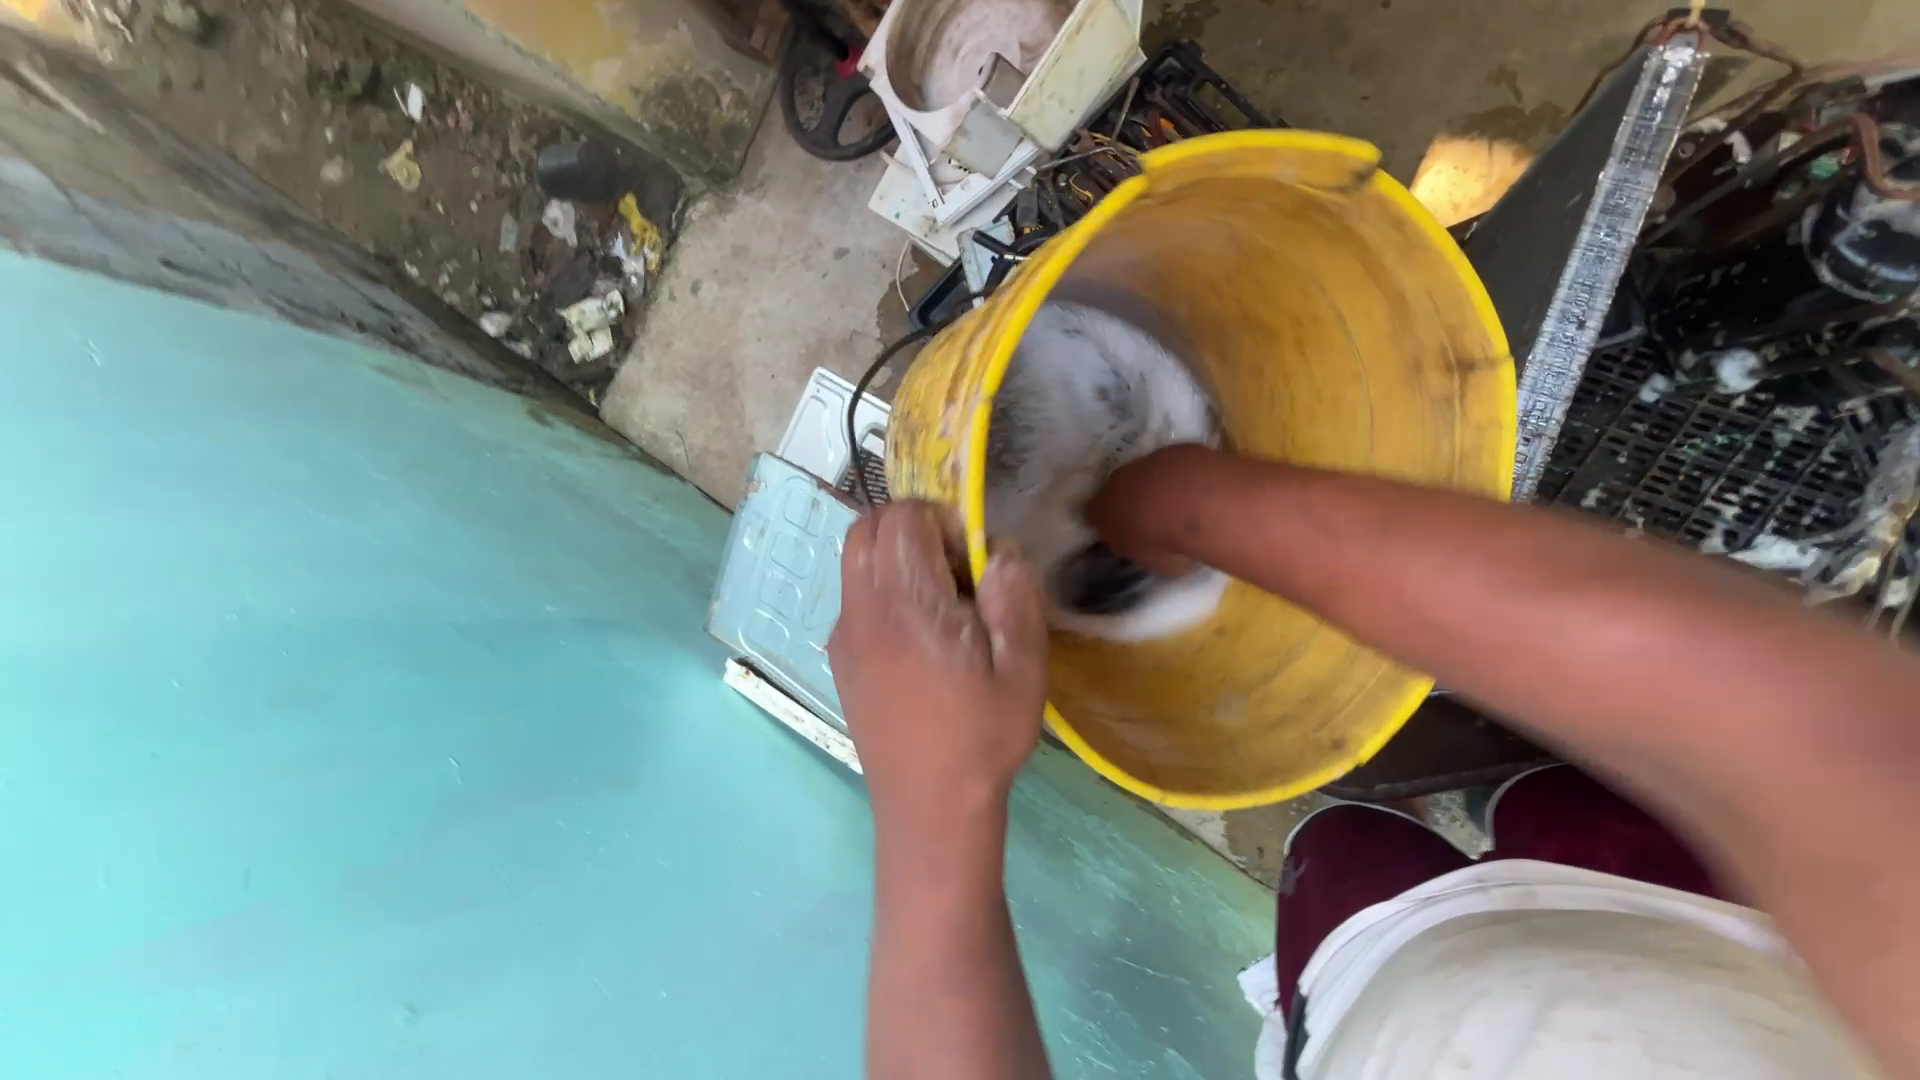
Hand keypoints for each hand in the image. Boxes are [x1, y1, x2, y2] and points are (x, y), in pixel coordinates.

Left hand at [829, 501, 1048, 839]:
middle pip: (866, 528)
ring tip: (936, 600)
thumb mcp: (1023, 670)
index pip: (901, 518)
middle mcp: (863, 610)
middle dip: (909, 527)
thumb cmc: (983, 738)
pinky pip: (853, 597)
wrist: (930, 807)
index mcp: (907, 606)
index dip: (940, 520)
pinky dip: (880, 589)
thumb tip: (999, 552)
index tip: (971, 558)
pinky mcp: (839, 658)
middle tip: (953, 568)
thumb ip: (1014, 598)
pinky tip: (915, 636)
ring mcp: (843, 635)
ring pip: (853, 559)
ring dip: (892, 556)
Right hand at [1086, 443, 1219, 575]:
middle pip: (1117, 488)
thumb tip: (1133, 542)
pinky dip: (1179, 474)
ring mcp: (1146, 461)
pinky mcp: (1175, 450)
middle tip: (1148, 516)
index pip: (1094, 513)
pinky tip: (1196, 487)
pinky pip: (1172, 464)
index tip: (1120, 531)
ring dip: (1155, 485)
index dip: (1107, 522)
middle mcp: (1118, 481)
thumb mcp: (1145, 560)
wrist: (1200, 503)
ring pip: (1145, 472)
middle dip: (1129, 499)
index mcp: (1104, 510)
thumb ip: (1134, 547)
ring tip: (1176, 503)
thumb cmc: (1168, 543)